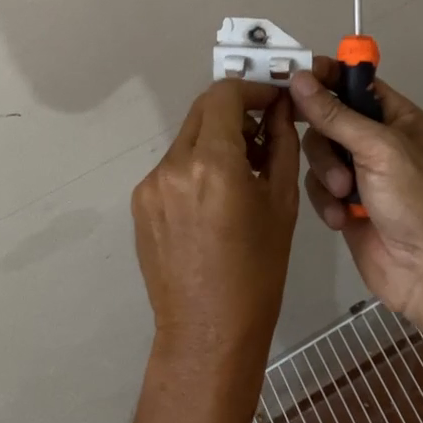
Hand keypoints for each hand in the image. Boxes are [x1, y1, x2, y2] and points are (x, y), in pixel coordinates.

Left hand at [131, 78, 298, 363]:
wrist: (208, 333)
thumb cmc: (258, 272)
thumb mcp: (281, 203)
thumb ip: (280, 145)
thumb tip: (282, 108)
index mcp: (212, 164)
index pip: (224, 95)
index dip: (251, 89)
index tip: (273, 101)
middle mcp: (173, 165)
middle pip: (203, 111)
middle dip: (235, 111)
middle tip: (263, 133)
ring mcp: (151, 184)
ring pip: (188, 138)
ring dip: (215, 140)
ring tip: (242, 172)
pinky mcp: (141, 202)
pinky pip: (173, 167)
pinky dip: (197, 166)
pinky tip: (215, 199)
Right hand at [291, 58, 422, 317]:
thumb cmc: (416, 201)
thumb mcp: (378, 149)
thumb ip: (335, 114)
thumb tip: (300, 77)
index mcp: (396, 117)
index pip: (353, 82)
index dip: (325, 77)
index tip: (295, 79)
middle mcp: (376, 139)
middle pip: (327, 118)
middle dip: (326, 142)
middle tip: (333, 159)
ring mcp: (360, 172)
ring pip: (318, 153)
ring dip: (327, 175)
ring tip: (345, 197)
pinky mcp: (345, 202)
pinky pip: (318, 186)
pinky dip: (326, 202)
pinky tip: (342, 219)